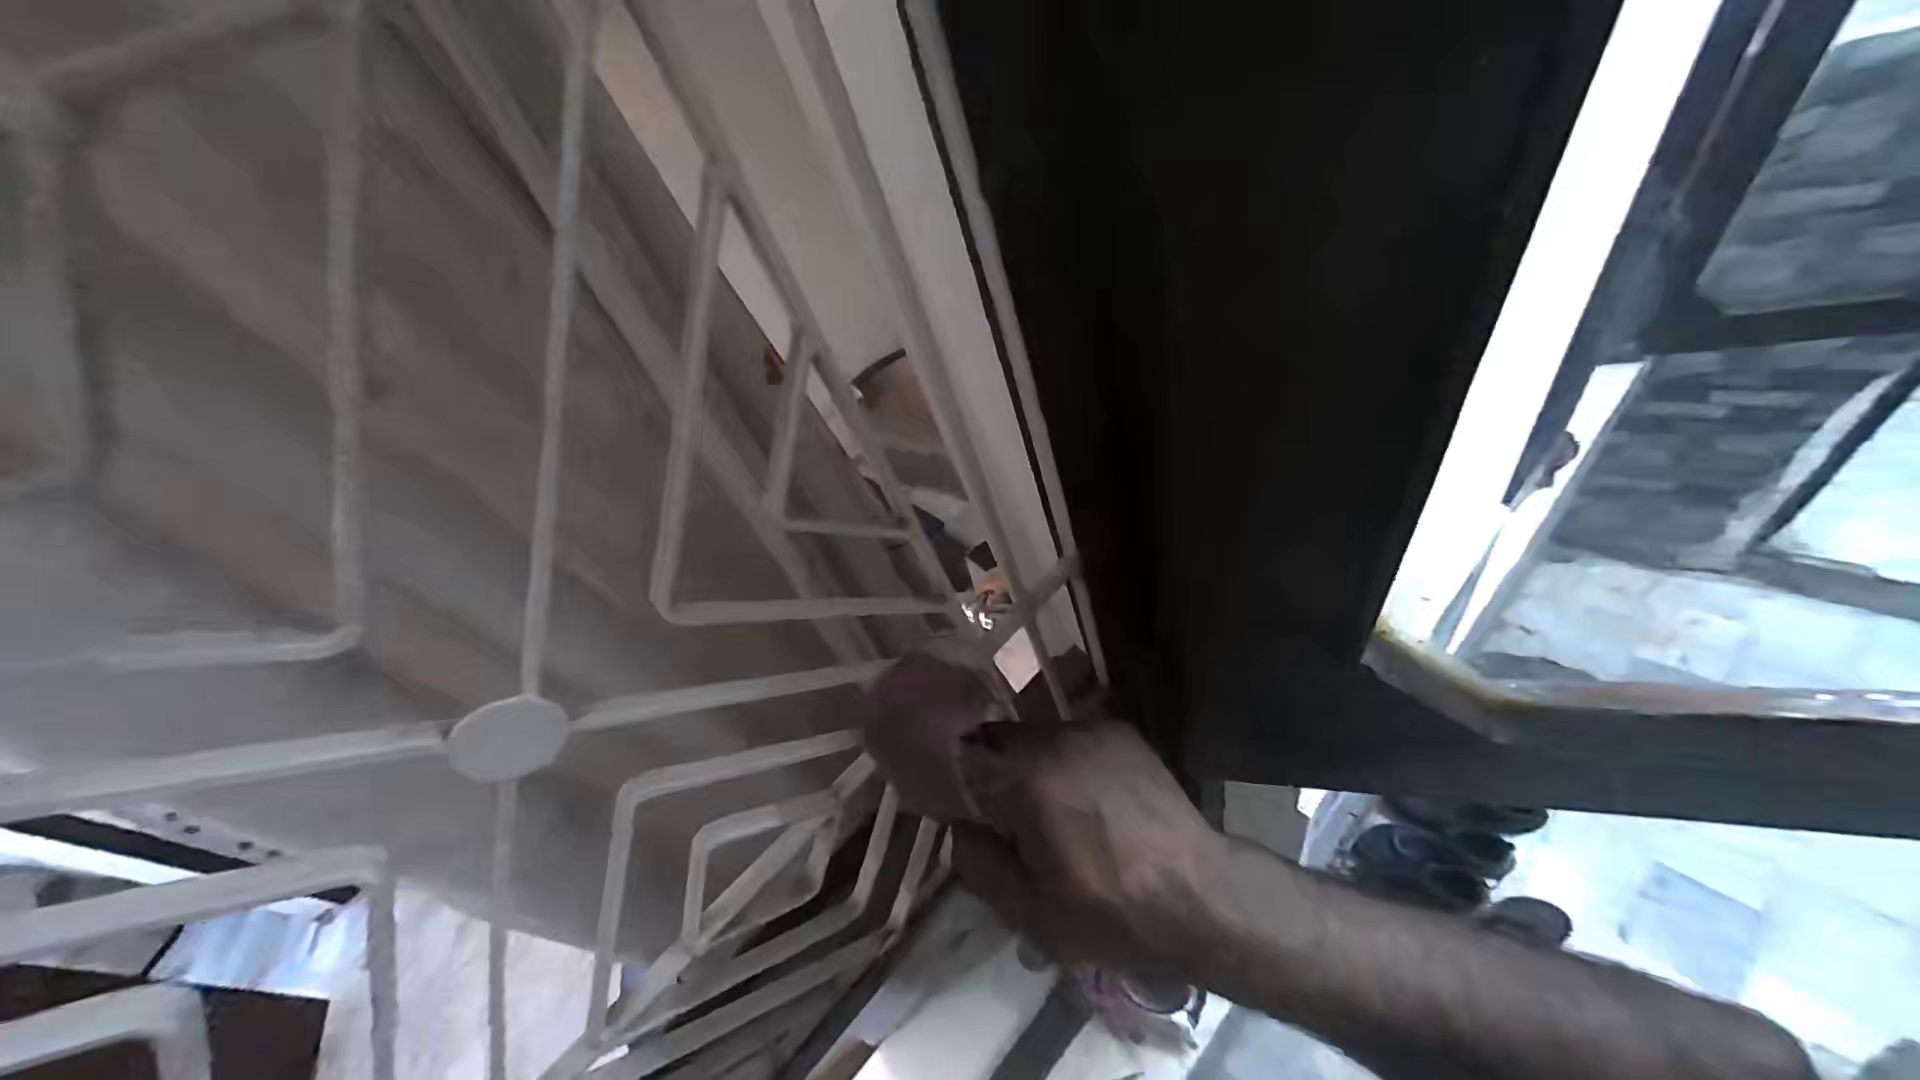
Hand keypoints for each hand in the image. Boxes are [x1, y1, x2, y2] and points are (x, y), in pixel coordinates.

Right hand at [952, 719, 1224, 980]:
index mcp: (1025, 778)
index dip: (956, 784)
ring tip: (1053, 807)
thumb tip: (961, 823)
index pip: (962, 757)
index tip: (969, 813)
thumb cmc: (1109, 912)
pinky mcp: (1119, 729)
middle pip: (997, 740)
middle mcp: (1054, 738)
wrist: (1200, 894)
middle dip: (993, 773)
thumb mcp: (1027, 913)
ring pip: (1034, 735)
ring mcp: (1090, 728)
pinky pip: (1071, 737)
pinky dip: (1065, 759)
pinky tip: (1088, 796)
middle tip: (1011, 817)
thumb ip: (976, 861)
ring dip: (1030, 764)